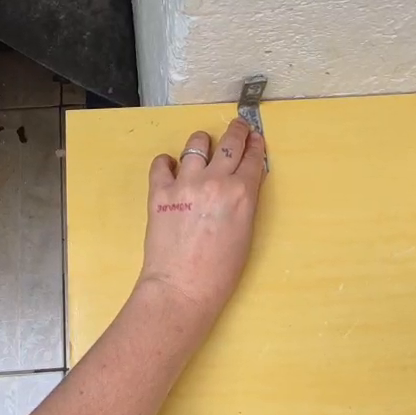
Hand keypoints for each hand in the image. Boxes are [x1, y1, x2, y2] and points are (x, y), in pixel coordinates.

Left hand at [134, 117, 266, 323]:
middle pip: (229, 143)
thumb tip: (242, 182)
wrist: (182, 287)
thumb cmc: (220, 272)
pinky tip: (171, 168)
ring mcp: (185, 182)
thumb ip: (245, 202)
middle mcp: (215, 181)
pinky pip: (162, 162)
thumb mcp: (245, 233)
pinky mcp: (159, 190)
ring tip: (202, 146)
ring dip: (202, 143)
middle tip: (238, 126)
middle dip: (237, 131)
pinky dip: (167, 162)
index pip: (253, 157)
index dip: (256, 145)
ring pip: (196, 144)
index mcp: (242, 194)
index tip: (255, 138)